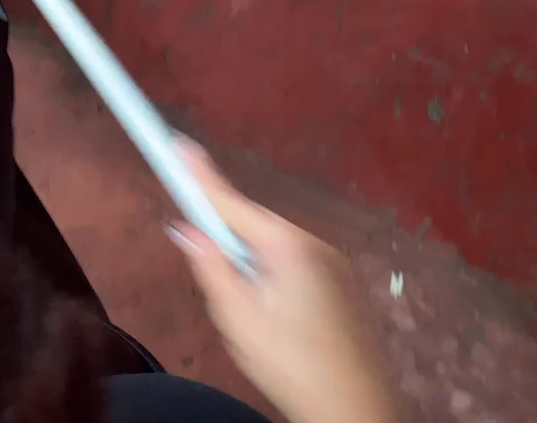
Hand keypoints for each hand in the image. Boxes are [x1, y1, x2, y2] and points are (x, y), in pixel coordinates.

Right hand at [169, 139, 396, 422]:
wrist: (358, 415)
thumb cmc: (290, 364)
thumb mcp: (236, 316)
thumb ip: (210, 265)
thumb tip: (187, 228)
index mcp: (284, 245)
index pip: (229, 200)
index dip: (199, 173)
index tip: (178, 141)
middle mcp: (311, 242)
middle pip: (251, 225)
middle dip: (227, 242)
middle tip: (222, 289)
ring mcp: (331, 262)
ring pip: (270, 247)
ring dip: (250, 264)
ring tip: (253, 316)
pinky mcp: (341, 284)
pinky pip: (292, 264)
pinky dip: (272, 276)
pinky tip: (277, 319)